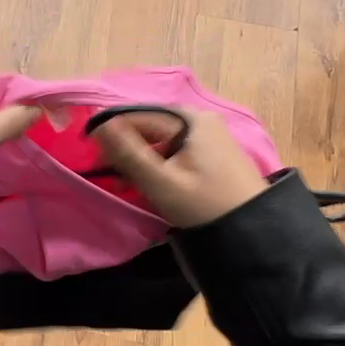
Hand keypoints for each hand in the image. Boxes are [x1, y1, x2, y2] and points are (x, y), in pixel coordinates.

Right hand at [92, 110, 266, 226]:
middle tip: (110, 173)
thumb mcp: (160, 181)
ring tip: (127, 181)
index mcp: (188, 119)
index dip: (111, 132)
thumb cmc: (203, 205)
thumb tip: (98, 125)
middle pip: (150, 126)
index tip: (92, 154)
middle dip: (127, 146)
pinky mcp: (214, 151)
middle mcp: (200, 118)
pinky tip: (151, 180)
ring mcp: (210, 134)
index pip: (136, 116)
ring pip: (162, 139)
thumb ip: (128, 152)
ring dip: (141, 157)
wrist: (252, 230)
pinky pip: (176, 148)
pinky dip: (159, 161)